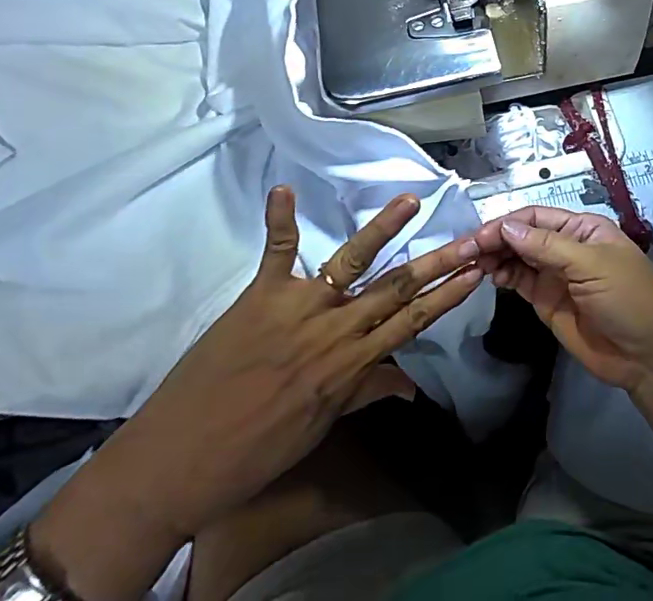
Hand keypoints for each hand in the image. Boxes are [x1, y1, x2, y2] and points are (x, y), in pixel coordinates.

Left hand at [78, 187, 484, 540]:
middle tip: (469, 237)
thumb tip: (410, 387)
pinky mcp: (259, 297)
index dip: (447, 296)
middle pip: (396, 287)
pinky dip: (280, 219)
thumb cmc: (254, 453)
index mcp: (350, 364)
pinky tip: (286, 189)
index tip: (476, 271)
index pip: (411, 322)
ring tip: (411, 200)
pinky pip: (276, 253)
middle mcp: (334, 329)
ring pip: (351, 261)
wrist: (175, 464)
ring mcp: (297, 308)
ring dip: (383, 229)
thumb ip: (363, 392)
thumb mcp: (318, 427)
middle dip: (437, 261)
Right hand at [471, 207, 652, 392]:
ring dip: (495, 256)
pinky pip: (519, 280)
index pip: (536, 217)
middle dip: (496, 239)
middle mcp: (566, 246)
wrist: (648, 354)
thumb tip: (506, 227)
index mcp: (582, 228)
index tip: (480, 235)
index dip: (508, 223)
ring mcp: (555, 274)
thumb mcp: (591, 264)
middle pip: (523, 235)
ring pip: (517, 257)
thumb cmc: (628, 297)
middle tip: (467, 250)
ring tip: (472, 263)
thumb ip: (547, 246)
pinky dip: (502, 275)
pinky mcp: (546, 300)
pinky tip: (488, 275)